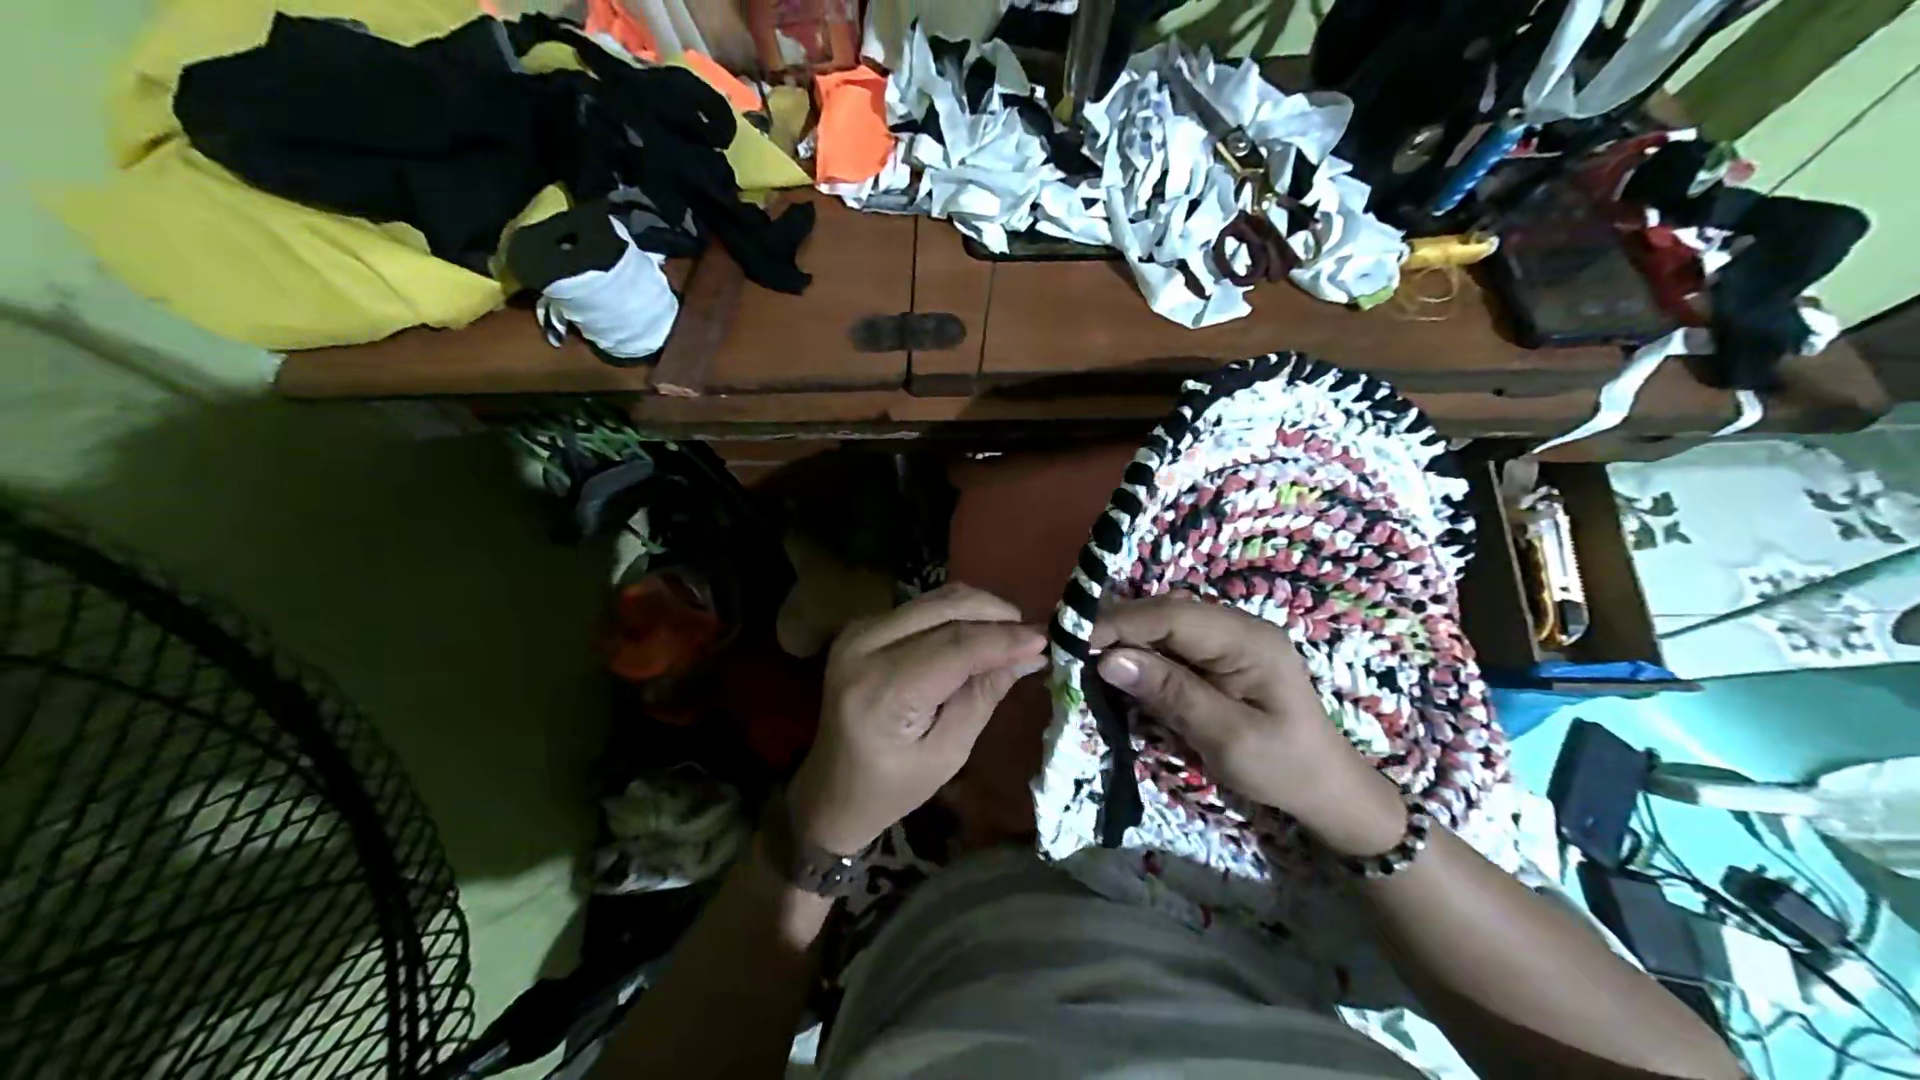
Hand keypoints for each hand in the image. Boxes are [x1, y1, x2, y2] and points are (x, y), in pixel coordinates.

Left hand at [787, 584, 1046, 854]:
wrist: (830, 789)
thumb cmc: (892, 786)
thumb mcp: (948, 753)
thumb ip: (983, 695)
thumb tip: (1029, 654)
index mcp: (881, 692)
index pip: (954, 647)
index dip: (1003, 639)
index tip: (1045, 638)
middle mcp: (863, 648)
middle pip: (943, 609)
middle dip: (994, 613)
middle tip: (1030, 632)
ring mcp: (857, 632)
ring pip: (933, 600)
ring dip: (977, 609)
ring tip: (1010, 633)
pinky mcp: (861, 627)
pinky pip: (919, 607)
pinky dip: (955, 613)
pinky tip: (978, 633)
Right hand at [1091, 593, 1406, 856]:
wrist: (1326, 789)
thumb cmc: (1283, 767)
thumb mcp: (1228, 737)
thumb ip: (1171, 693)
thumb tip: (1109, 659)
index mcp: (1247, 639)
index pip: (1171, 616)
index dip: (1120, 623)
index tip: (1074, 641)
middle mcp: (1234, 627)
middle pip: (1163, 612)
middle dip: (1115, 626)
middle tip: (1068, 646)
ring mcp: (1225, 640)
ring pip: (1161, 625)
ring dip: (1122, 638)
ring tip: (1081, 654)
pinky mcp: (1214, 658)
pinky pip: (1168, 644)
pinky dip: (1137, 653)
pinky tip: (1113, 665)